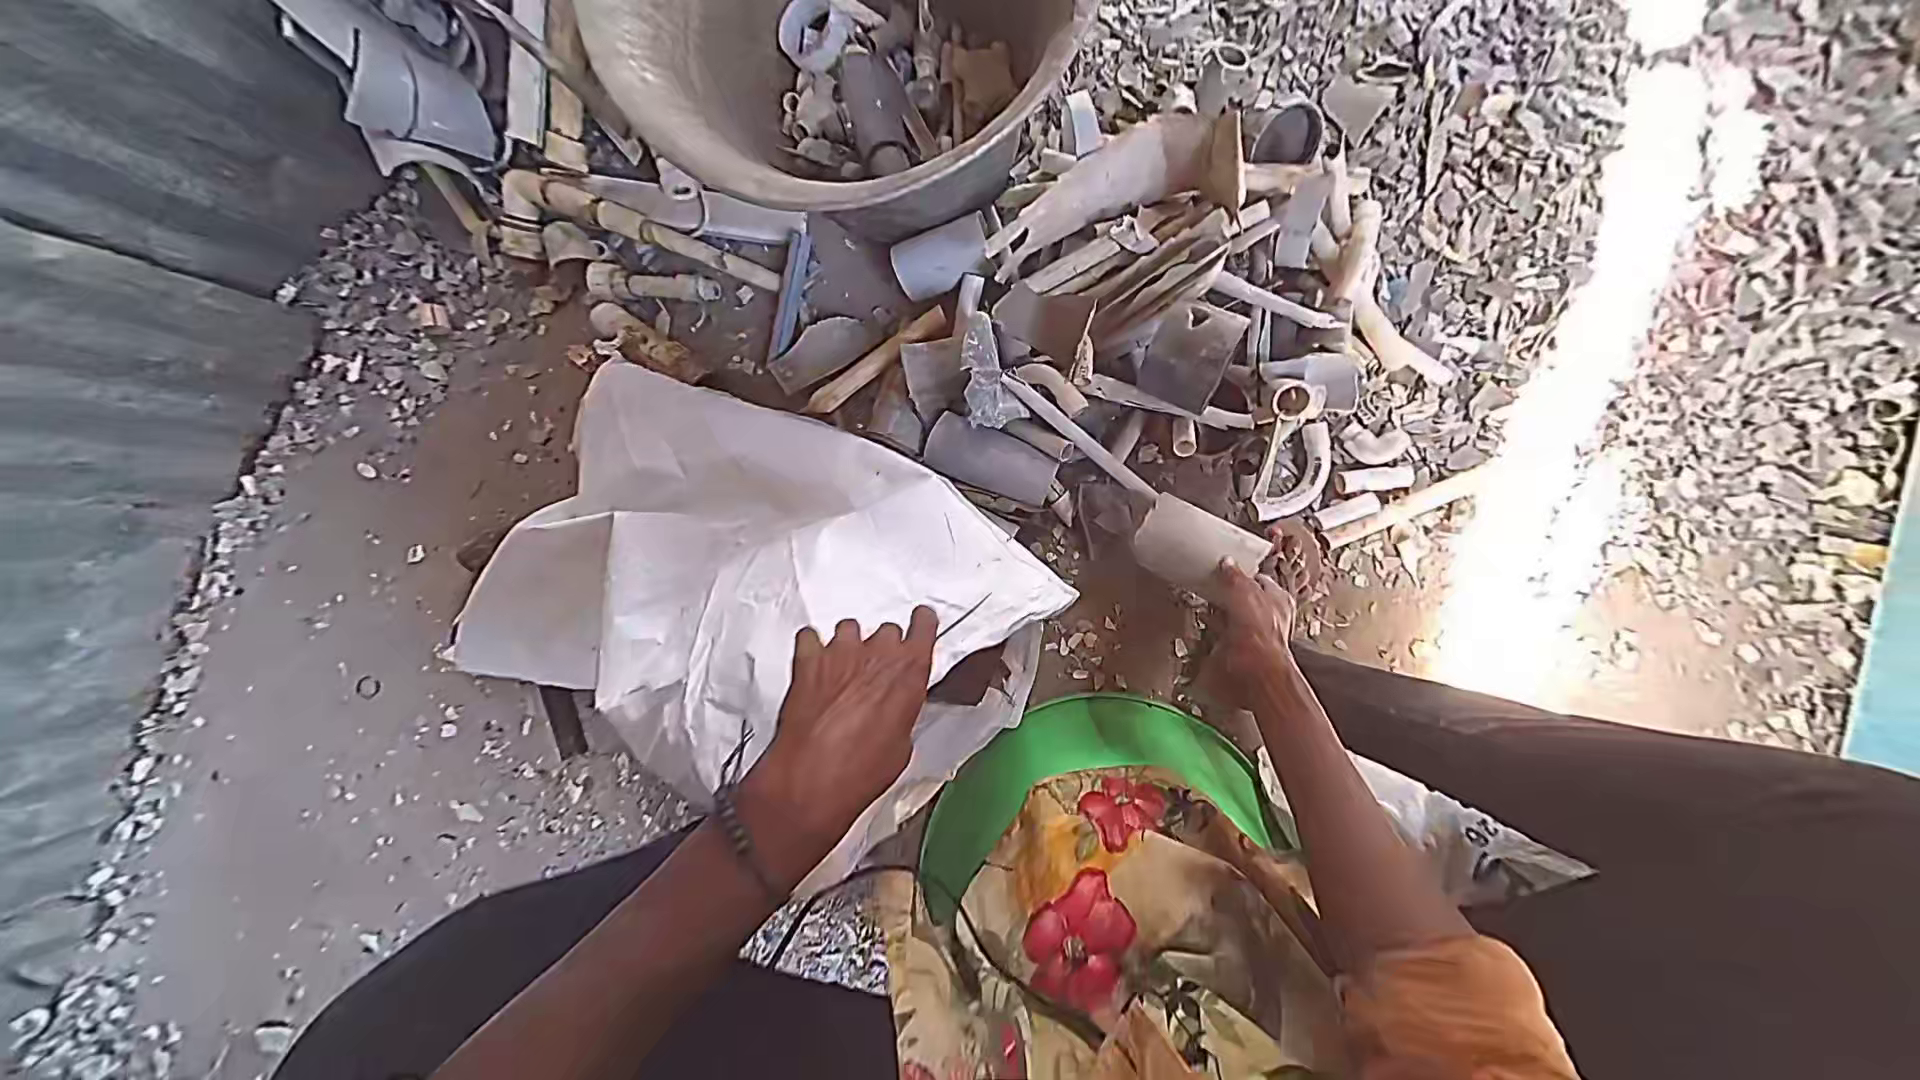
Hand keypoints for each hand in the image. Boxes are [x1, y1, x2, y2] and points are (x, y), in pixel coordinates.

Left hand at [738, 608, 937, 886]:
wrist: (811, 780)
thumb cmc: (860, 770)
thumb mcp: (902, 745)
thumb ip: (903, 710)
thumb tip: (895, 711)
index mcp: (909, 670)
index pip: (924, 624)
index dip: (922, 622)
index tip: (920, 622)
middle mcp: (878, 652)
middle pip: (886, 630)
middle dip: (882, 648)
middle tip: (874, 674)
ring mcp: (840, 651)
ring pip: (849, 628)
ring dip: (848, 646)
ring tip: (841, 672)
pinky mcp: (807, 659)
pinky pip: (810, 637)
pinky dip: (812, 648)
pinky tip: (813, 667)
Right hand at [1212, 536, 1306, 706]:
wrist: (1253, 674)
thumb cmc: (1261, 635)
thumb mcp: (1246, 594)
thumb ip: (1236, 577)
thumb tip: (1227, 562)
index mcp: (1277, 599)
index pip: (1260, 578)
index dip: (1244, 570)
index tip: (1227, 561)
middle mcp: (1264, 616)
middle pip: (1242, 595)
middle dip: (1227, 587)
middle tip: (1210, 575)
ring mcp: (1247, 632)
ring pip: (1227, 612)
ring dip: (1214, 605)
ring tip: (1200, 591)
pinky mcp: (1230, 647)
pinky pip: (1215, 629)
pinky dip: (1206, 623)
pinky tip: (1198, 616)